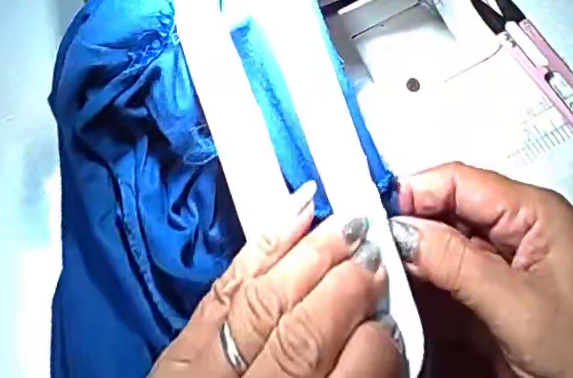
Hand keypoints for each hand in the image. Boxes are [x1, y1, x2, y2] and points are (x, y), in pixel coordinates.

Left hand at [151, 182, 402, 377]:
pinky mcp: (178, 351)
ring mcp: (201, 373)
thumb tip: (383, 345)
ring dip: (310, 254)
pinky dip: (261, 245)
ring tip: (347, 223)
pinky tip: (294, 211)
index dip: (374, 345)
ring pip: (262, 300)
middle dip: (346, 288)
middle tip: (376, 255)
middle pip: (300, 335)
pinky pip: (224, 287)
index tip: (394, 323)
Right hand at [391, 163, 572, 377]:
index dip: (413, 191)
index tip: (372, 213)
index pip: (457, 180)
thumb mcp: (523, 309)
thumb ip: (459, 263)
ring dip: (415, 268)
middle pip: (446, 214)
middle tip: (372, 255)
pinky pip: (452, 287)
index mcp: (531, 211)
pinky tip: (407, 308)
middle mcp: (516, 229)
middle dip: (409, 233)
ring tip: (383, 282)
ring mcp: (507, 268)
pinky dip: (428, 297)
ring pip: (444, 252)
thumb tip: (402, 228)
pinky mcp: (500, 303)